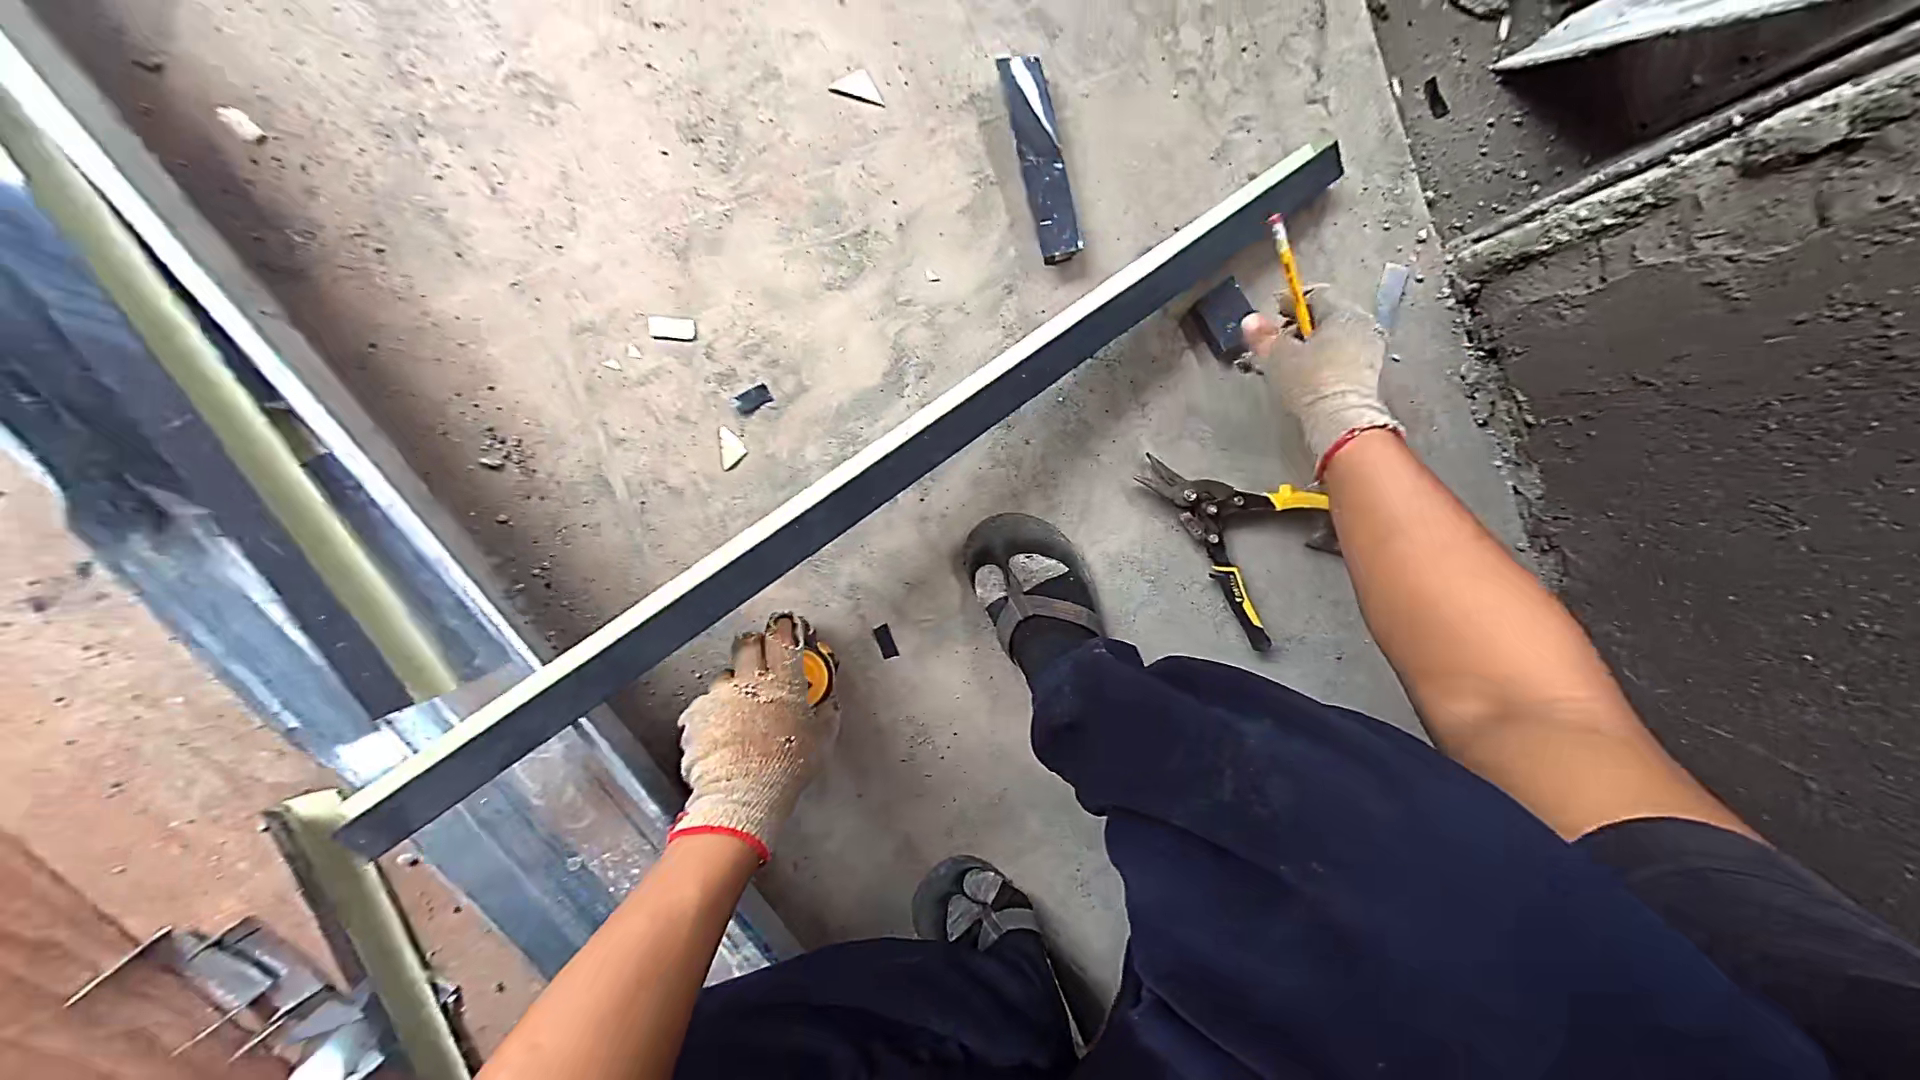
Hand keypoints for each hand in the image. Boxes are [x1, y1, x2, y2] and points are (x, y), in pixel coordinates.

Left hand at [669, 614, 839, 860]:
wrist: (743, 796)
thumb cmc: (784, 769)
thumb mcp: (821, 739)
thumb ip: (825, 713)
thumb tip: (828, 704)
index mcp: (784, 680)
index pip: (783, 637)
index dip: (784, 628)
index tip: (786, 627)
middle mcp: (750, 680)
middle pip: (748, 643)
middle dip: (754, 646)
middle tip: (762, 659)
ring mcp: (720, 695)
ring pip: (725, 676)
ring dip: (733, 685)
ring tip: (743, 710)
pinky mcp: (697, 714)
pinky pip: (705, 704)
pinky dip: (714, 712)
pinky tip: (725, 731)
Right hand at [1242, 288, 1402, 478]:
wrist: (1340, 420)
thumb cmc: (1311, 382)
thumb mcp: (1278, 356)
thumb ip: (1263, 336)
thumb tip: (1250, 320)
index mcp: (1343, 312)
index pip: (1316, 294)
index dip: (1292, 301)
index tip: (1275, 311)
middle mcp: (1362, 324)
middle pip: (1327, 316)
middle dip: (1303, 325)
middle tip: (1280, 339)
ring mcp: (1370, 349)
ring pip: (1336, 336)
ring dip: (1314, 343)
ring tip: (1291, 360)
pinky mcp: (1369, 373)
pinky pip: (1343, 356)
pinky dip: (1325, 360)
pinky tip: (1309, 374)